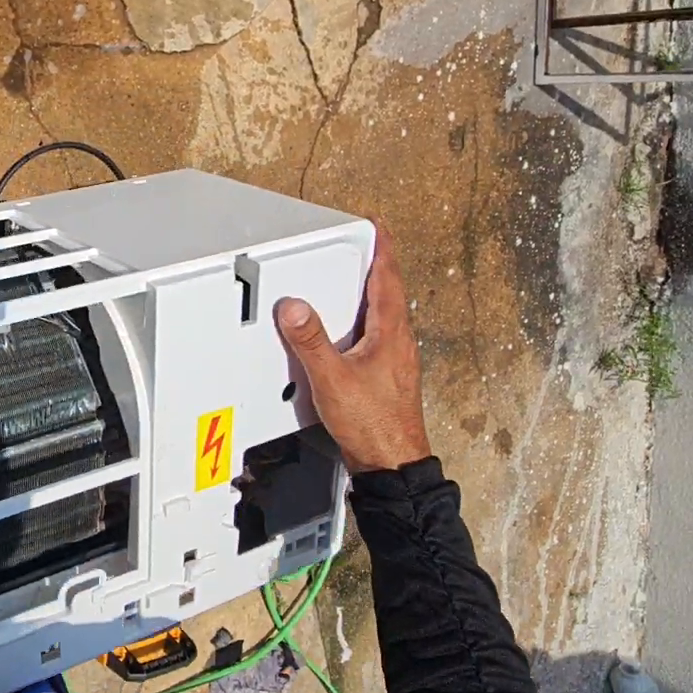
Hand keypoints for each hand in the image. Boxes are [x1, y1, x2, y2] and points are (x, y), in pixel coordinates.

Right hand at [275, 228, 430, 472]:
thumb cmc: (373, 425)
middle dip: (373, 266)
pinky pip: (373, 336)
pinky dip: (359, 321)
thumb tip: (295, 307)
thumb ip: (310, 341)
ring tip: (348, 281)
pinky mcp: (383, 377)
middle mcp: (396, 344)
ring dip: (366, 294)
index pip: (388, 280)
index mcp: (391, 335)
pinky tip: (344, 332)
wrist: (390, 465)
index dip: (382, 250)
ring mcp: (392, 361)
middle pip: (386, 293)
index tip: (376, 227)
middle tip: (359, 245)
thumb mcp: (332, 378)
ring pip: (381, 315)